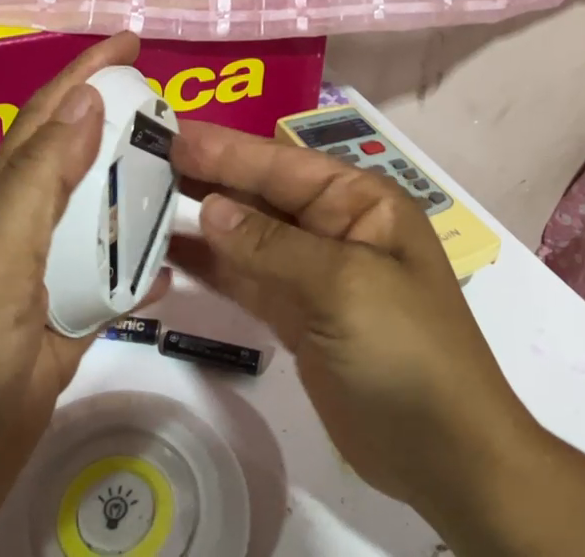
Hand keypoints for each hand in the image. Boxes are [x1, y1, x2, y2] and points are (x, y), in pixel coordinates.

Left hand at [0, 33, 162, 556]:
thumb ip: (39, 190)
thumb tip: (87, 102)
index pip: (45, 124)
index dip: (83, 74)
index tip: (131, 41)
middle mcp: (16, 243)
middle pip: (73, 168)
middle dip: (114, 124)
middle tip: (173, 109)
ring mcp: (33, 296)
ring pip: (92, 227)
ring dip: (133, 194)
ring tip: (184, 172)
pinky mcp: (50, 345)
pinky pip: (101, 294)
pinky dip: (135, 272)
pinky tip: (167, 266)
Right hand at [167, 119, 528, 508]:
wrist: (445, 451)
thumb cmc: (407, 350)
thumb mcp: (344, 285)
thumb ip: (271, 245)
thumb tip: (208, 209)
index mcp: (360, 202)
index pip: (280, 164)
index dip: (223, 149)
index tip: (165, 132)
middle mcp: (336, 228)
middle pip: (260, 194)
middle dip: (206, 176)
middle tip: (139, 158)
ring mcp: (314, 275)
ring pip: (247, 236)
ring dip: (200, 221)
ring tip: (140, 201)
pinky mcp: (297, 317)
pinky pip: (247, 280)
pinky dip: (211, 267)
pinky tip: (168, 255)